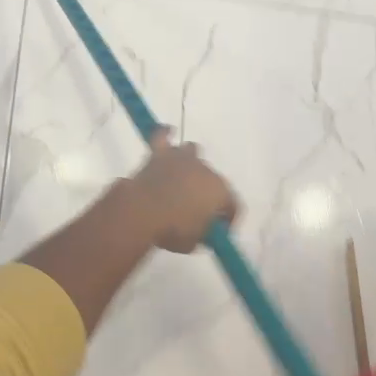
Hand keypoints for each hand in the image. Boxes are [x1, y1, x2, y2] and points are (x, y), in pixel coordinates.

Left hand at [121, 128, 238, 253]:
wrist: (142, 210)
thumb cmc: (173, 230)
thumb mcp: (194, 242)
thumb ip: (202, 234)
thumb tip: (200, 230)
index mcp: (220, 191)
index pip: (233, 205)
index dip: (228, 220)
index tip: (219, 232)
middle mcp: (205, 169)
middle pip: (212, 180)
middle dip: (207, 194)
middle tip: (196, 210)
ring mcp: (181, 158)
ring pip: (192, 153)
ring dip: (190, 165)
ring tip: (183, 178)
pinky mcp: (159, 154)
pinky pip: (163, 136)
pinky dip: (165, 134)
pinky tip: (168, 132)